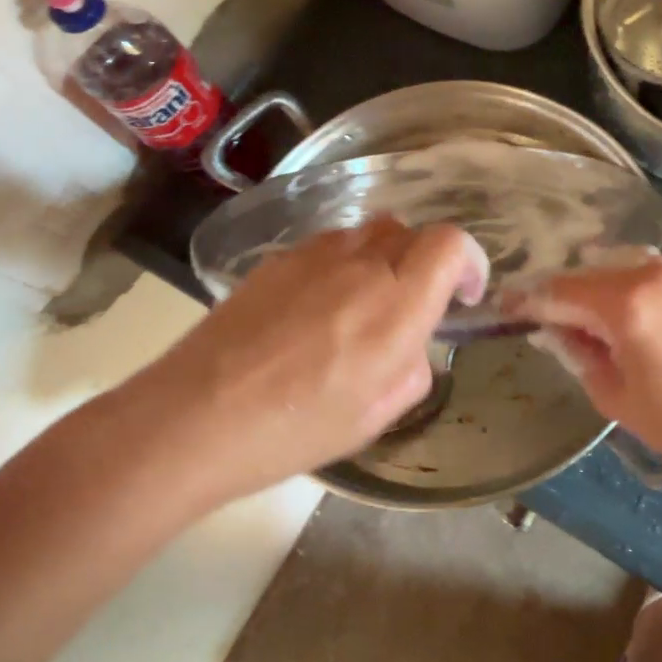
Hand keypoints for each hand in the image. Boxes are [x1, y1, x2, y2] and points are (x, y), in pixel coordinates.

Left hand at [115, 219, 486, 504]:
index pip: (451, 243)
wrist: (193, 418)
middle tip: (414, 303)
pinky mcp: (279, 258)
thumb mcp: (373, 418)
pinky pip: (331, 244)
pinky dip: (345, 262)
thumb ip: (412, 371)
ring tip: (366, 301)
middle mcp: (362, 267)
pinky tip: (320, 305)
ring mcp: (316, 256)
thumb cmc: (292, 430)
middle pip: (413, 230)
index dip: (469, 260)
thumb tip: (412, 345)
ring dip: (386, 256)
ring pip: (372, 231)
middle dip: (427, 260)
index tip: (463, 294)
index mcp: (396, 308)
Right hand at [513, 259, 661, 475]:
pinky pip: (640, 270)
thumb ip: (576, 351)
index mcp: (627, 303)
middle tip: (532, 313)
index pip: (561, 290)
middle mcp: (649, 273)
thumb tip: (549, 329)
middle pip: (585, 271)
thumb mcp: (614, 395)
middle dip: (556, 290)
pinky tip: (610, 309)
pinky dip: (617, 283)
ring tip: (570, 314)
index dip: (527, 299)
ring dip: (587, 284)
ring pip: (612, 264)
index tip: (502, 306)